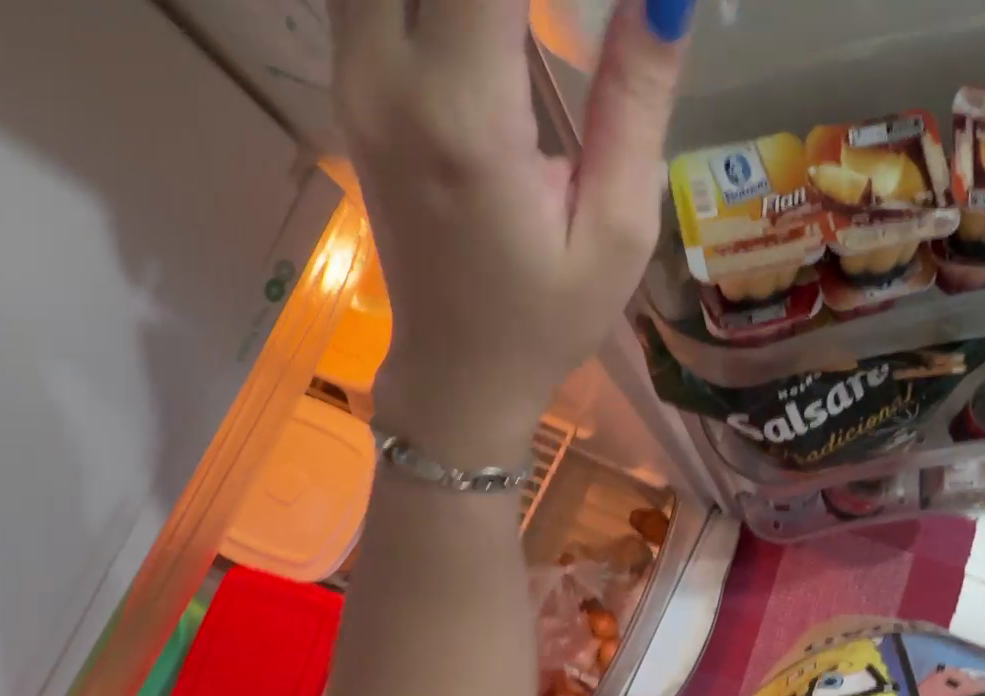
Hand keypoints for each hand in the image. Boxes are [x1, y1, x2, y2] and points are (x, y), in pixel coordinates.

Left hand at [329, 0, 694, 461]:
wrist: (458, 370)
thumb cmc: (549, 318)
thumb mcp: (617, 229)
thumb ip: (634, 101)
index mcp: (463, 117)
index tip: (612, 2)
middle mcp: (385, 74)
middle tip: (576, 11)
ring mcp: (352, 74)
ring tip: (539, 20)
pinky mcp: (349, 82)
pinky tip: (494, 21)